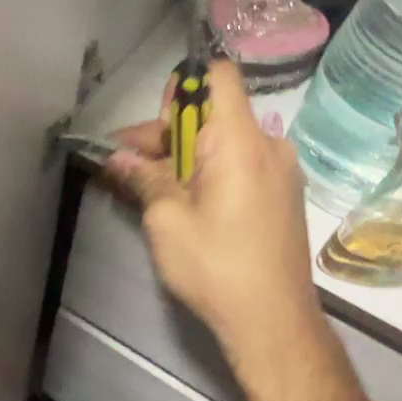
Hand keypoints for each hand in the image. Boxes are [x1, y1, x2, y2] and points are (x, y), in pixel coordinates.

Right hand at [105, 61, 320, 347]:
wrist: (275, 323)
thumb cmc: (217, 267)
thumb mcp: (166, 221)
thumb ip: (144, 178)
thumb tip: (118, 158)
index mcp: (240, 140)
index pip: (219, 77)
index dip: (185, 86)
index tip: (160, 124)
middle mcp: (268, 145)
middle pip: (214, 114)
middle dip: (170, 133)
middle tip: (127, 163)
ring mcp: (281, 171)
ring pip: (225, 143)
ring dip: (186, 156)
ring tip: (145, 185)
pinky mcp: (282, 195)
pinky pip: (241, 165)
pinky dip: (210, 173)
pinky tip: (181, 200)